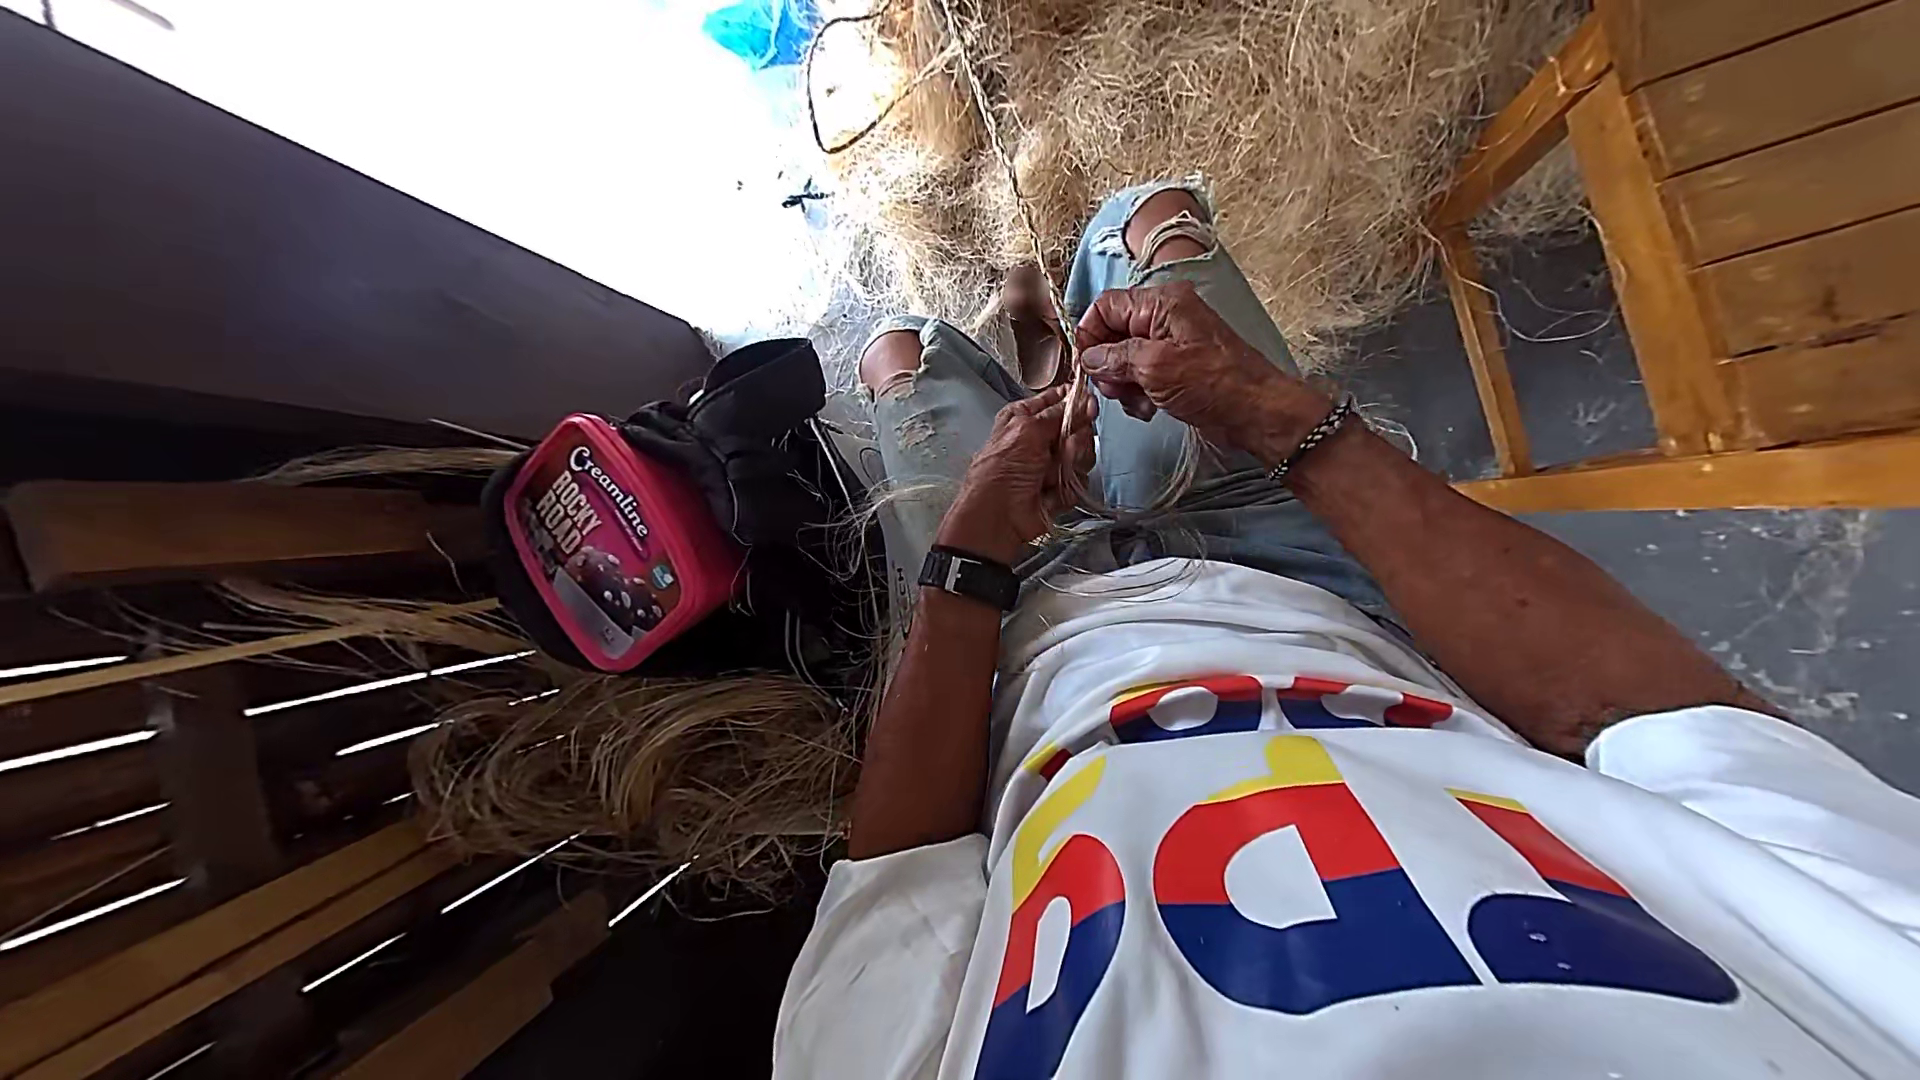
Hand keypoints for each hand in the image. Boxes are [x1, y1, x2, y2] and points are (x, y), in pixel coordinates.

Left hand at [937, 384, 1094, 563]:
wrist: (998, 514)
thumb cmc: (1003, 469)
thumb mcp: (1028, 429)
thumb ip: (1056, 412)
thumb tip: (1079, 398)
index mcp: (1024, 419)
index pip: (1056, 401)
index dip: (1074, 401)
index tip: (1088, 403)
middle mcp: (1039, 440)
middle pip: (1077, 428)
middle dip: (1076, 437)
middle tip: (1067, 445)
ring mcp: (1051, 465)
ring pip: (1082, 455)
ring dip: (1071, 462)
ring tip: (1052, 473)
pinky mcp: (1060, 488)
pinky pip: (1080, 480)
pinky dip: (1067, 486)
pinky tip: (1051, 491)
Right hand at [1074, 281, 1328, 461]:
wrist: (1254, 412)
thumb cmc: (1212, 383)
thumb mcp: (1155, 366)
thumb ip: (1114, 357)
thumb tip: (1088, 357)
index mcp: (1161, 304)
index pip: (1106, 306)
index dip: (1089, 333)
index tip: (1085, 365)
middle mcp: (1163, 318)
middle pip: (1112, 335)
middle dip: (1106, 365)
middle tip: (1113, 390)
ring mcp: (1169, 345)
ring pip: (1123, 361)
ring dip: (1122, 385)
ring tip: (1137, 403)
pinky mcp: (1174, 369)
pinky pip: (1140, 377)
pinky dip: (1137, 394)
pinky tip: (1148, 409)